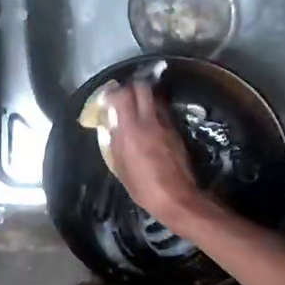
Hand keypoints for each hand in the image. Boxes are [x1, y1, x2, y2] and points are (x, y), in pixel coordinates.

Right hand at [104, 83, 215, 227]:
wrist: (176, 197)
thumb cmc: (143, 187)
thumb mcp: (120, 167)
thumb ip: (115, 141)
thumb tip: (111, 125)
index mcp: (131, 129)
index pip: (122, 95)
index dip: (113, 92)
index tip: (107, 98)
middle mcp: (149, 121)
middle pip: (142, 87)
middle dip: (131, 88)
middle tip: (124, 98)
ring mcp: (166, 124)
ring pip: (155, 98)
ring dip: (145, 98)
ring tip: (137, 110)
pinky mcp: (176, 131)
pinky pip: (163, 112)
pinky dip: (155, 112)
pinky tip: (150, 124)